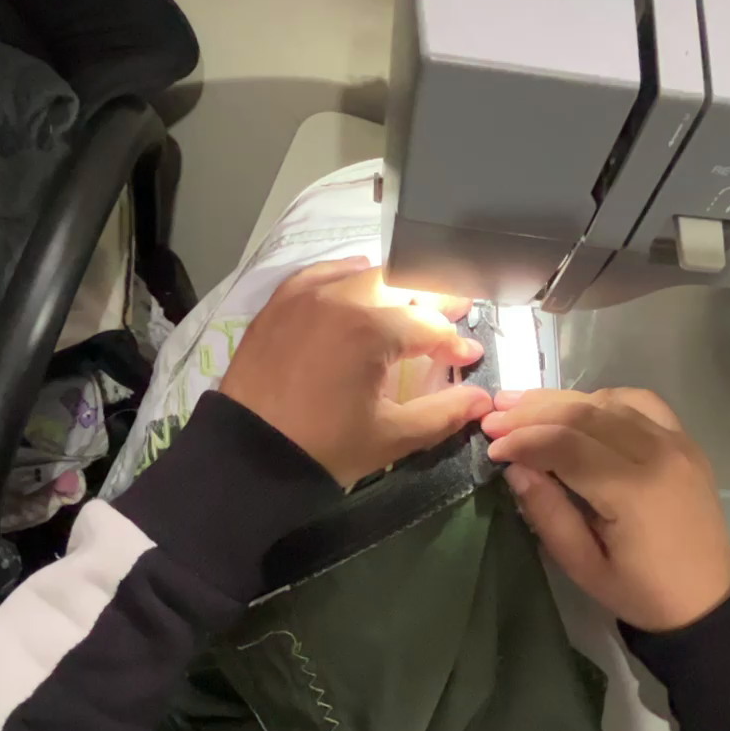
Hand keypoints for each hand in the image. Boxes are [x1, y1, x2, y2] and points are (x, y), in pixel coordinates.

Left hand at [219, 258, 492, 488]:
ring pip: (361, 274)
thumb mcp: (390, 437)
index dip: (454, 344)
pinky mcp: (278, 303)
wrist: (247, 457)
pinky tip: (355, 288)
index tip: (469, 358)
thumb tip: (483, 399)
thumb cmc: (324, 448)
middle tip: (450, 317)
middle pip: (400, 285)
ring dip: (391, 288)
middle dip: (430, 301)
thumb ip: (443, 414)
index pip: (429, 326)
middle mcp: (340, 299)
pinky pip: (320, 274)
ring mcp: (304, 296)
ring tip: (406, 306)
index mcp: (372, 330)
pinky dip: (345, 278)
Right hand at [482, 388, 729, 631]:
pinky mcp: (685, 440)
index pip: (566, 445)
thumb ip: (548, 513)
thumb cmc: (640, 592)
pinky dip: (602, 399)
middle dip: (532, 412)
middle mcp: (659, 454)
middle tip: (493, 417)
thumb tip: (514, 468)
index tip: (490, 448)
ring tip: (520, 406)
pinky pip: (640, 402)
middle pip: (585, 413)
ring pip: (609, 400)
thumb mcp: (583, 566)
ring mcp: (677, 442)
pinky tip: (576, 409)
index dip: (522, 440)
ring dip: (561, 400)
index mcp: (634, 492)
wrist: (706, 600)